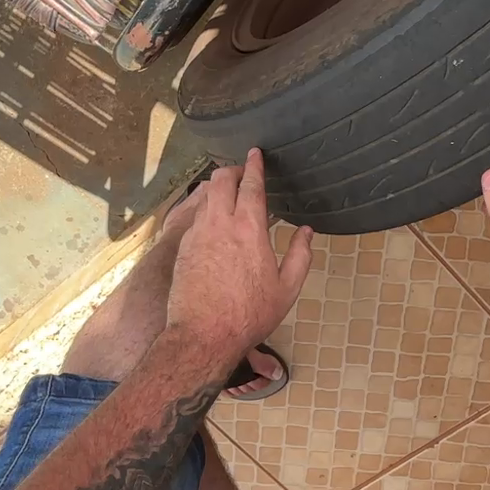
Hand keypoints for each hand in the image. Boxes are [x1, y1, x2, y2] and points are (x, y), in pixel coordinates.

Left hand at [165, 149, 314, 364]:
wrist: (202, 336)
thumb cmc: (248, 315)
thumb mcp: (286, 289)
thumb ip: (300, 255)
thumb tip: (306, 232)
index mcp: (249, 229)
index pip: (250, 184)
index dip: (253, 165)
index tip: (255, 154)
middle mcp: (220, 224)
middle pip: (221, 179)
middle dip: (232, 169)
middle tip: (242, 173)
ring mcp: (197, 233)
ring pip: (205, 195)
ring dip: (217, 188)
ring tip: (228, 195)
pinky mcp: (183, 246)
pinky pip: (194, 216)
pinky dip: (206, 209)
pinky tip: (213, 221)